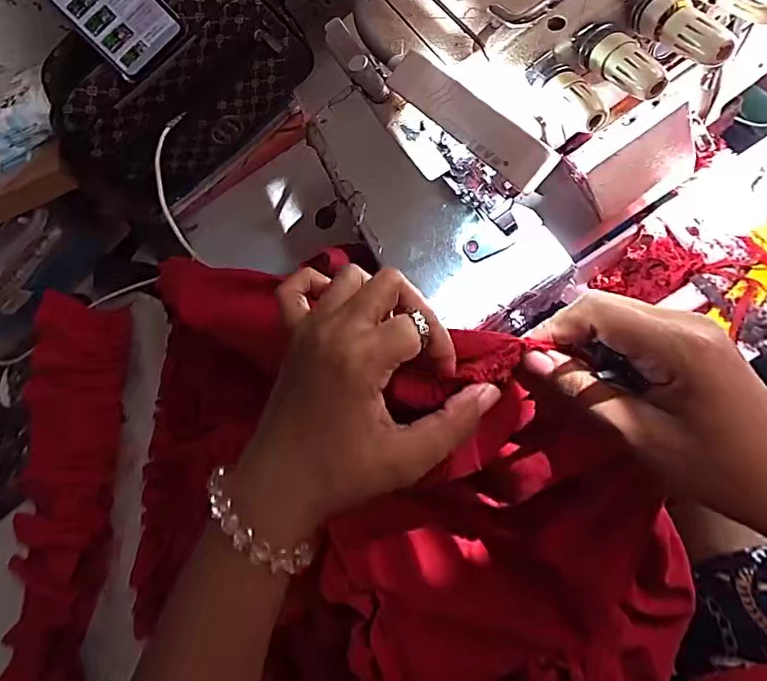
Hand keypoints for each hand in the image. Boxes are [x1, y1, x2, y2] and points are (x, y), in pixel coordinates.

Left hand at [229, 265, 501, 544]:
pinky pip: (296, 286)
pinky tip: (336, 308)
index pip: (418, 323)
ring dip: (375, 295)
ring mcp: (308, 326)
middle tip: (420, 346)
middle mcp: (335, 328)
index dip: (440, 347)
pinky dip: (317, 284)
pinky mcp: (288, 333)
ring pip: (350, 275)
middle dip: (416, 307)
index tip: (442, 378)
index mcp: (362, 356)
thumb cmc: (341, 475)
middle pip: (388, 281)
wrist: (277, 490)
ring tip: (386, 330)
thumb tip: (490, 391)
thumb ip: (454, 424)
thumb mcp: (406, 460)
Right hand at [522, 290, 766, 526]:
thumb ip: (585, 392)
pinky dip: (614, 345)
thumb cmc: (721, 471)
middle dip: (569, 334)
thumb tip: (535, 361)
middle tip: (547, 373)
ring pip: (619, 313)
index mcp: (676, 341)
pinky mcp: (695, 334)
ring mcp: (692, 322)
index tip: (529, 361)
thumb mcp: (643, 437)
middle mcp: (684, 318)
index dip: (555, 329)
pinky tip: (609, 378)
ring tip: (575, 380)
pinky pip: (639, 326)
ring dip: (590, 340)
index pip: (595, 309)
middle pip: (605, 304)